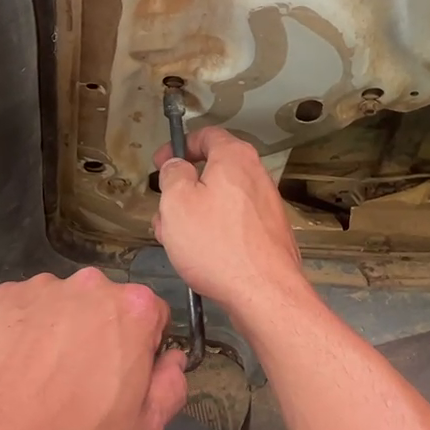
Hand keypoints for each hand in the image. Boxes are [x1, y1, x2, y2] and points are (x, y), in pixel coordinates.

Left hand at [0, 268, 187, 429]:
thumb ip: (170, 390)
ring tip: (35, 381)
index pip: (152, 316)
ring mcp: (41, 287)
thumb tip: (172, 361)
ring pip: (61, 306)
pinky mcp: (0, 296)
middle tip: (77, 385)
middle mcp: (90, 285)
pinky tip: (8, 370)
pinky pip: (21, 310)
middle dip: (98, 336)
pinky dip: (19, 333)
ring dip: (57, 332)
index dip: (141, 349)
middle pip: (105, 306)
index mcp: (133, 310)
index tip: (122, 380)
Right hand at [153, 125, 307, 320]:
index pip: (206, 135)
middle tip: (165, 211)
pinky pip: (232, 223)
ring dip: (194, 216)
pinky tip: (200, 257)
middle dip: (183, 190)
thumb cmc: (219, 246)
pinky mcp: (267, 233)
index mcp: (234, 158)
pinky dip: (213, 232)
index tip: (162, 162)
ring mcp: (264, 206)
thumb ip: (172, 175)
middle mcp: (255, 176)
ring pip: (219, 201)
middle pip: (212, 171)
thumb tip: (176, 166)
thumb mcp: (177, 202)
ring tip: (177, 242)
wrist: (264, 294)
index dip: (179, 146)